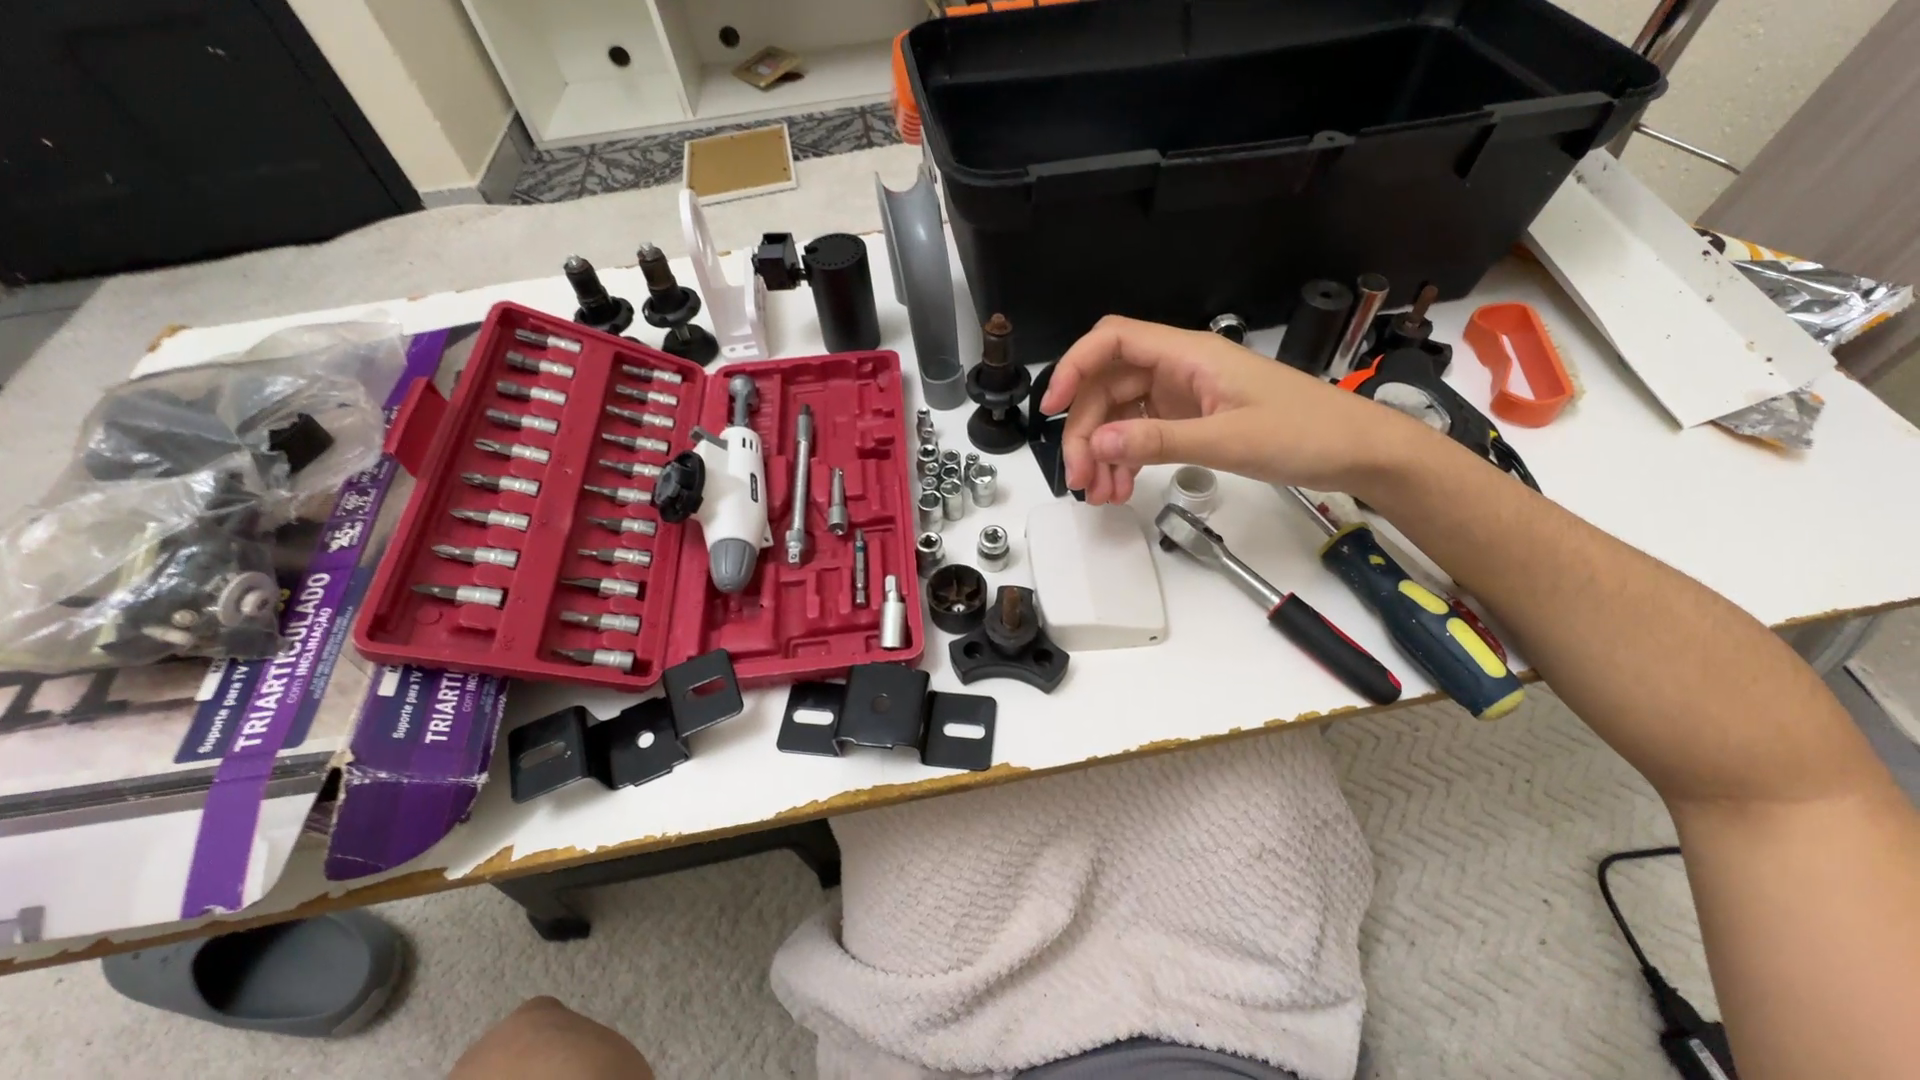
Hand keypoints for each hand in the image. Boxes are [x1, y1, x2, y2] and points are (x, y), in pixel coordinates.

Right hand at [1039, 315, 1419, 503]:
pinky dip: (1127, 458)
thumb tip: (1098, 443)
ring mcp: (1185, 395)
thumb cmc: (1306, 433)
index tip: (1051, 408)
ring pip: (1122, 413)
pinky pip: (1144, 433)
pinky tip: (1122, 488)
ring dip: (1103, 450)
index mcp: (1189, 355)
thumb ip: (1161, 441)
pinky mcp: (1193, 419)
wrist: (1357, 452)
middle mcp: (1180, 369)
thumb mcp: (1230, 440)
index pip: (1114, 340)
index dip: (1075, 366)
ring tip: (1101, 494)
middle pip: (1109, 385)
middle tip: (1081, 479)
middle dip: (1086, 430)